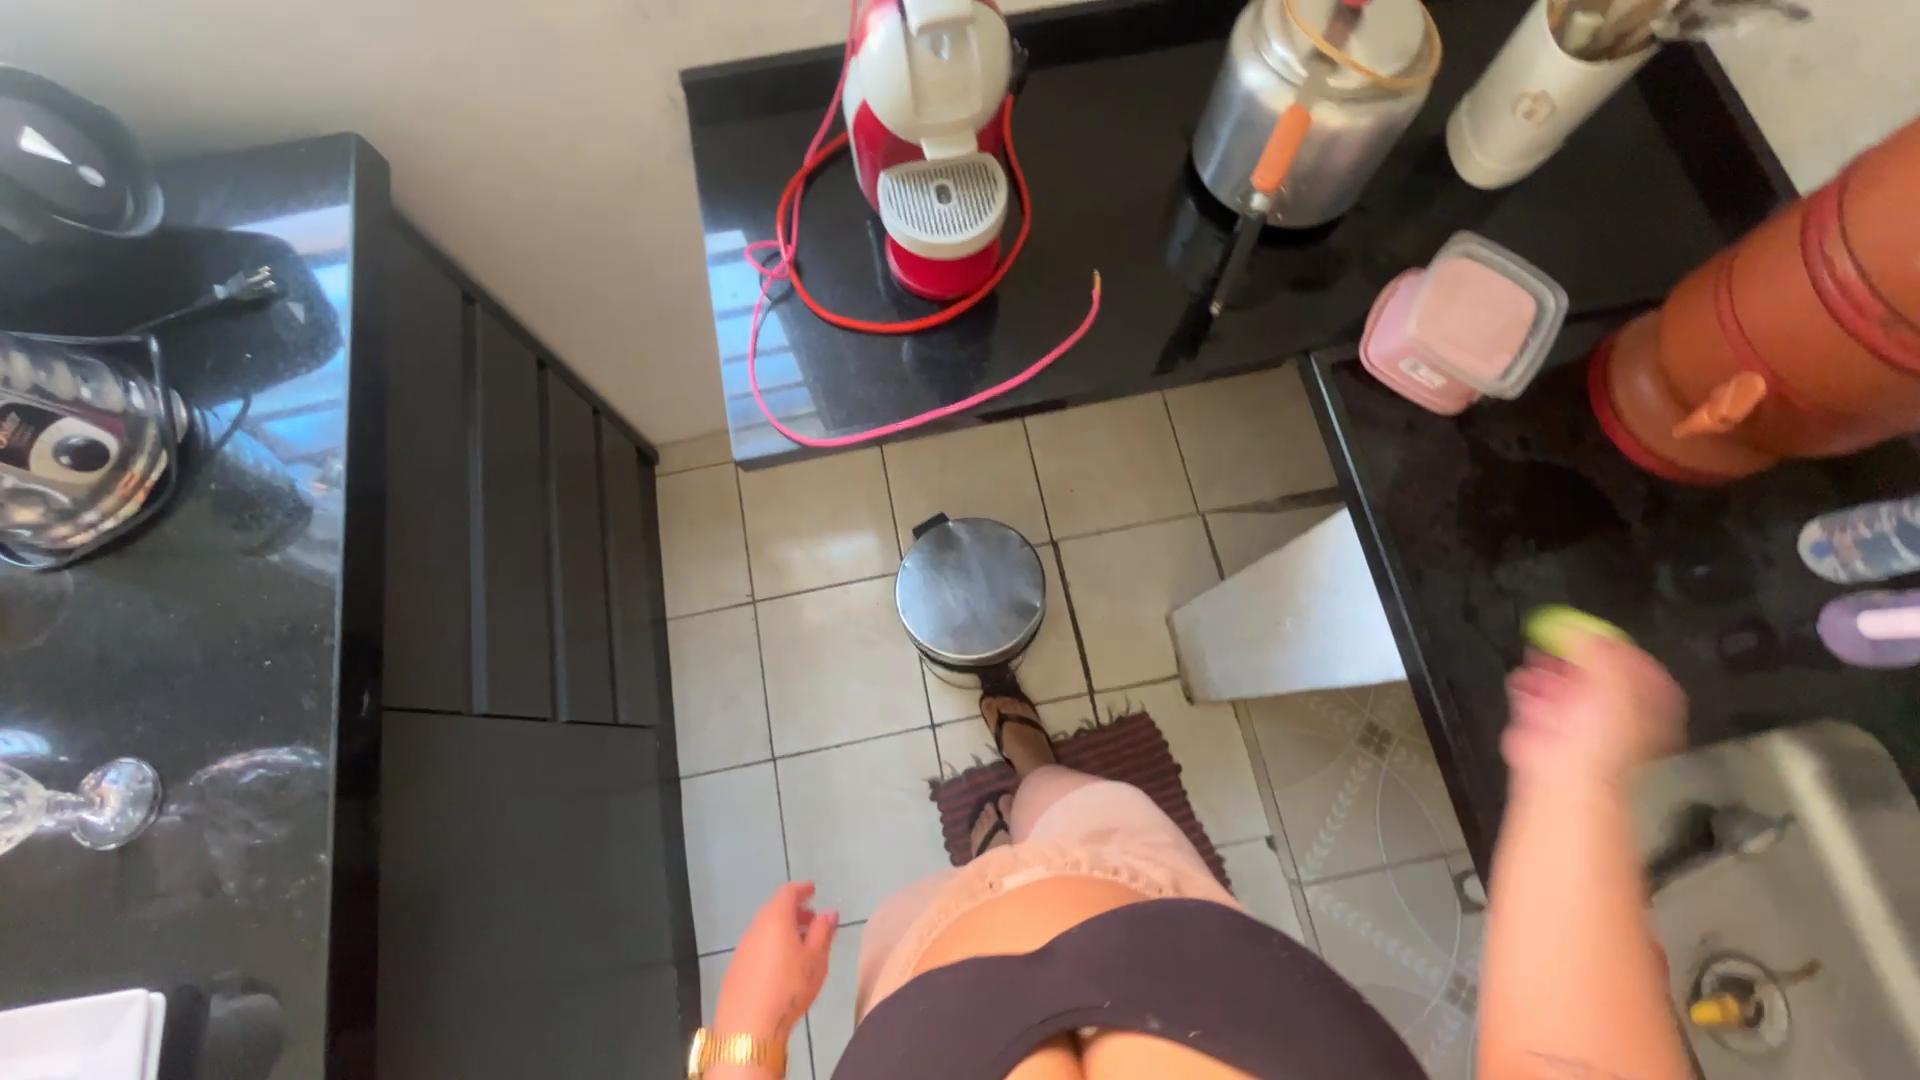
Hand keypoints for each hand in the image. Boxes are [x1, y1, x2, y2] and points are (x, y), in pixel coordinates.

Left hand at [715, 882, 838, 1042]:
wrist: (748, 1030)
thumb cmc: (789, 988)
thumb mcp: (816, 960)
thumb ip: (823, 932)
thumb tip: (829, 912)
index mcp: (776, 920)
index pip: (788, 892)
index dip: (801, 889)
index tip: (813, 890)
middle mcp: (755, 929)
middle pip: (775, 910)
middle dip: (794, 912)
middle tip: (812, 922)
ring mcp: (741, 950)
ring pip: (764, 930)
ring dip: (782, 931)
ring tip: (799, 948)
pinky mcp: (734, 971)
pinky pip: (756, 948)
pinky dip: (769, 947)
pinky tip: (779, 969)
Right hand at [1503, 635, 1685, 789]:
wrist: (1564, 776)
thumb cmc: (1599, 740)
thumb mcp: (1612, 685)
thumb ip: (1600, 653)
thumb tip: (1584, 630)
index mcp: (1646, 706)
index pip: (1639, 669)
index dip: (1617, 649)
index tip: (1595, 634)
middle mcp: (1617, 715)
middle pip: (1599, 675)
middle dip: (1576, 656)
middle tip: (1558, 637)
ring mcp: (1581, 724)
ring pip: (1565, 687)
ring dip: (1549, 670)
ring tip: (1536, 655)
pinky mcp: (1547, 731)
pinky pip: (1538, 701)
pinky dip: (1529, 688)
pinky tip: (1523, 681)